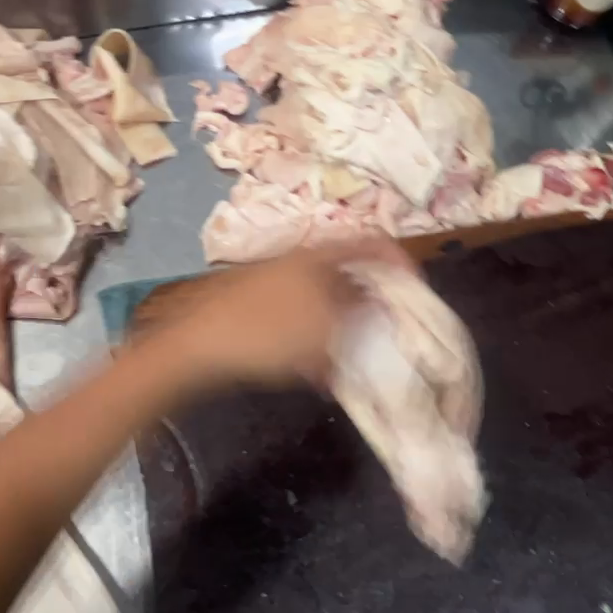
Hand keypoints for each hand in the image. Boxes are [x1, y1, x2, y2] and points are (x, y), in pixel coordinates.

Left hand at [143, 238, 415, 392]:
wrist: (196, 347)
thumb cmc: (265, 333)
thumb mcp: (325, 331)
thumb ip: (361, 318)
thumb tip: (382, 310)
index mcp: (319, 257)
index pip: (372, 243)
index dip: (399, 261)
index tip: (417, 290)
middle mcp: (299, 261)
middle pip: (350, 271)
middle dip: (373, 301)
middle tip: (390, 330)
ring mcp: (275, 281)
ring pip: (326, 297)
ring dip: (345, 324)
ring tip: (356, 356)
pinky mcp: (258, 306)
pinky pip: (302, 316)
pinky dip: (317, 337)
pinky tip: (317, 369)